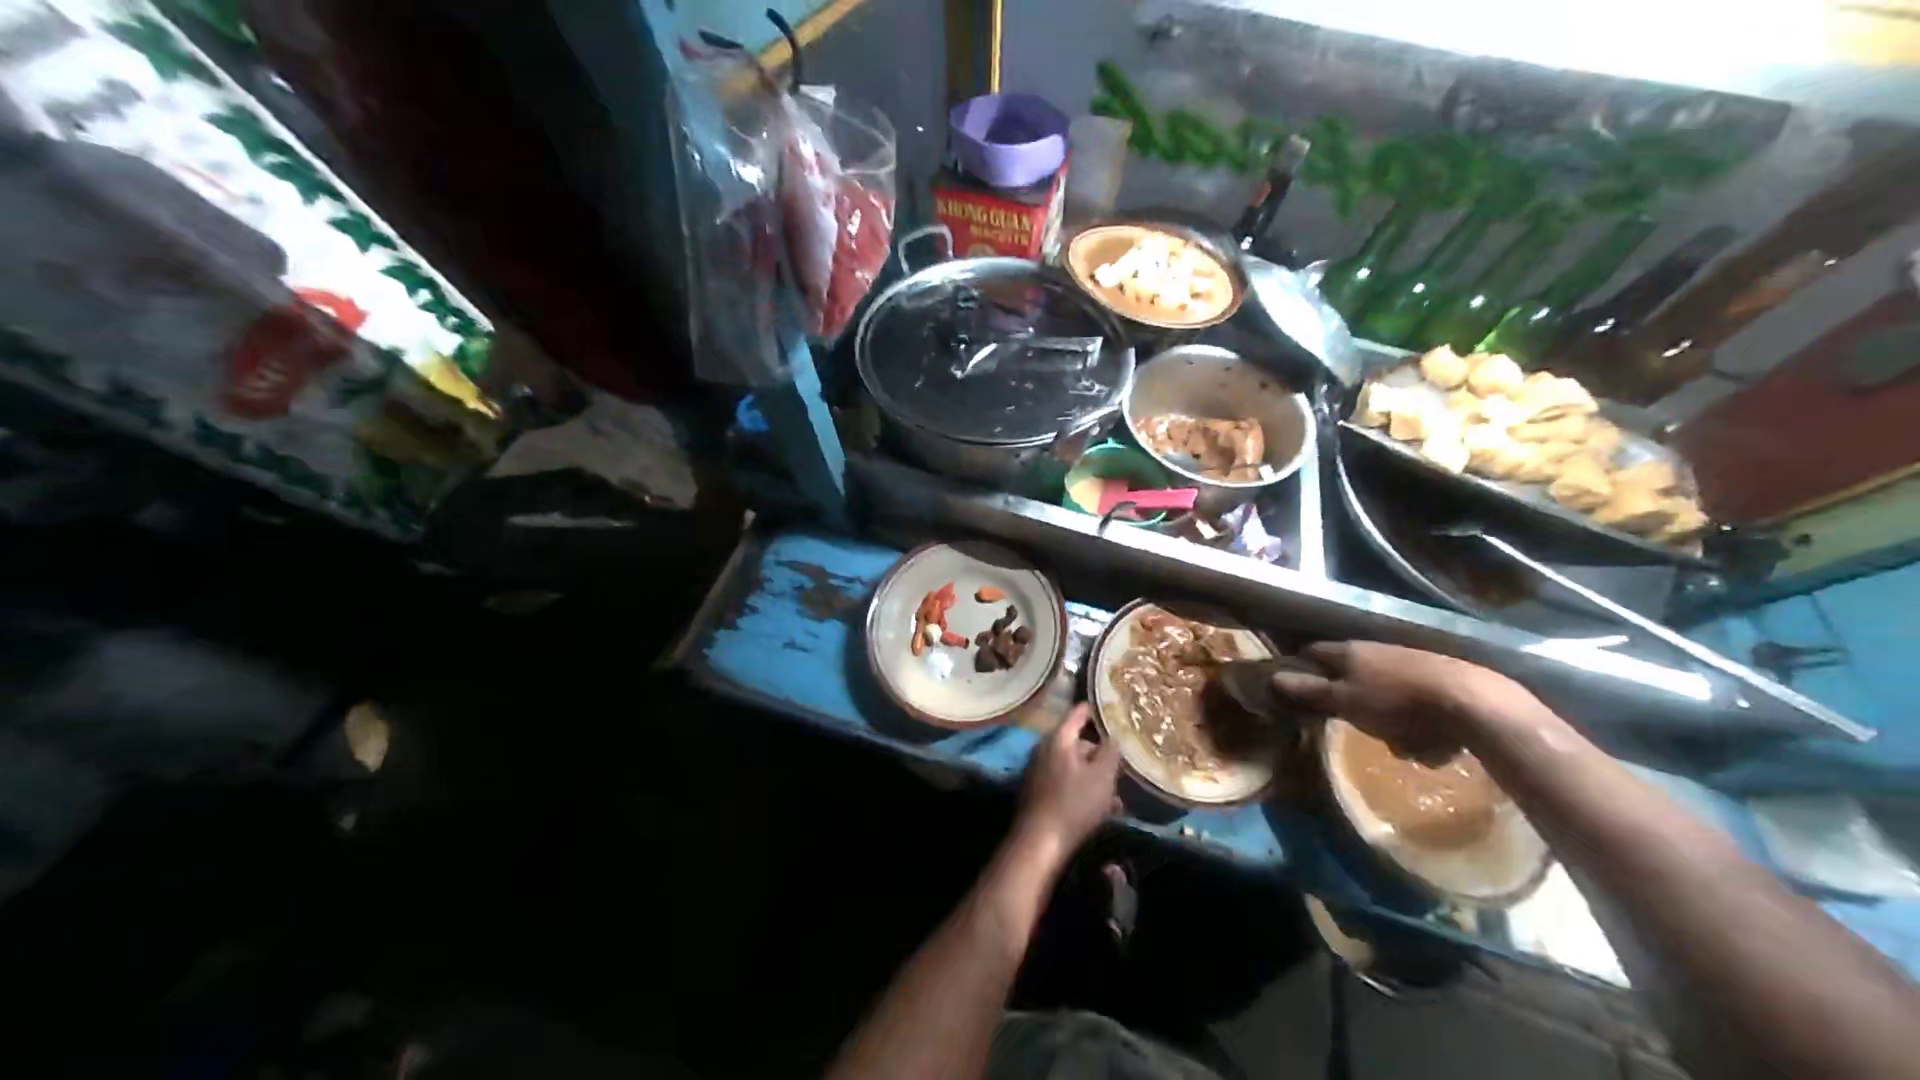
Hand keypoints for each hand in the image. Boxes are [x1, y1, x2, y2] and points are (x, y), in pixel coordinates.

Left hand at [1016, 703, 1120, 855]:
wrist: (1041, 842)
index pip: (1077, 714)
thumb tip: (1114, 736)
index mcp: (1058, 739)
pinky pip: (1067, 783)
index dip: (1093, 710)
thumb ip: (1110, 752)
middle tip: (1121, 762)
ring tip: (1117, 792)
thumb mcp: (1102, 776)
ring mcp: (1040, 772)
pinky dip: (1084, 789)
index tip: (1108, 707)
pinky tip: (1105, 808)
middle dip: (1100, 753)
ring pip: (1074, 766)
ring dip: (1095, 776)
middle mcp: (1045, 750)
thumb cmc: (1074, 803)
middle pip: (1076, 743)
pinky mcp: (1040, 793)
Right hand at [1269, 641, 1539, 749]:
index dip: (1300, 668)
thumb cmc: (1397, 703)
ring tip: (1399, 741)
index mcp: (1349, 651)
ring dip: (1385, 714)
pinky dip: (1417, 718)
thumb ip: (1309, 691)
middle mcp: (1377, 649)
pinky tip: (1429, 738)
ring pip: (1384, 689)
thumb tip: (1273, 678)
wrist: (1473, 704)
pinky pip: (1416, 699)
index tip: (1295, 688)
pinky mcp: (1441, 676)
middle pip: (1350, 673)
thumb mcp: (1345, 703)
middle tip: (1350, 723)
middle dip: (1349, 698)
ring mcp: (1410, 661)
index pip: (1312, 652)